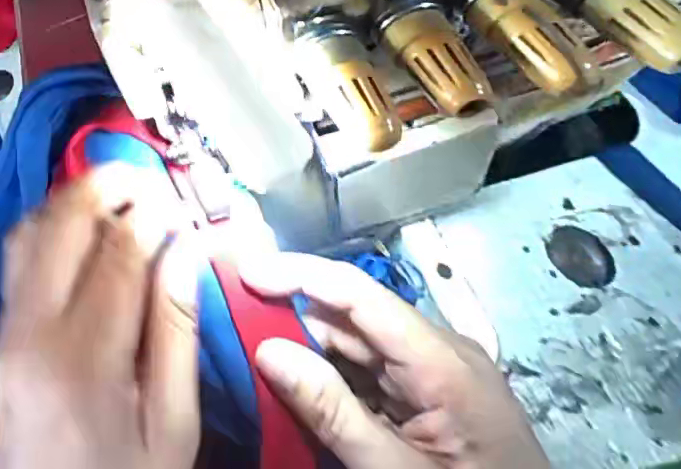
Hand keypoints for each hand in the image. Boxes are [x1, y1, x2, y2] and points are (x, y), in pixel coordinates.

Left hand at [0, 166, 201, 468]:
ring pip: (35, 223)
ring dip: (80, 195)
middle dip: (113, 182)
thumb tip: (186, 244)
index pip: (120, 248)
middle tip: (155, 184)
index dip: (156, 212)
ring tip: (125, 196)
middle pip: (67, 219)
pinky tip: (86, 225)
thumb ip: (176, 328)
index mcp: (82, 357)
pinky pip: (20, 247)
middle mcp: (32, 327)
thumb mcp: (172, 426)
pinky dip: (54, 218)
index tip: (185, 208)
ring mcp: (7, 324)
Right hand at [242, 252, 548, 468]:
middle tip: (240, 316)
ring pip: (361, 344)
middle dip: (296, 315)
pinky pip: (375, 372)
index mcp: (440, 358)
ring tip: (257, 347)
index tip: (248, 269)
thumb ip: (331, 411)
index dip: (298, 272)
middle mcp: (440, 349)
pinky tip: (301, 382)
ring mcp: (440, 371)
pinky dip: (336, 376)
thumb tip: (268, 350)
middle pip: (355, 316)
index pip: (357, 292)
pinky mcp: (436, 394)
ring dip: (311, 347)